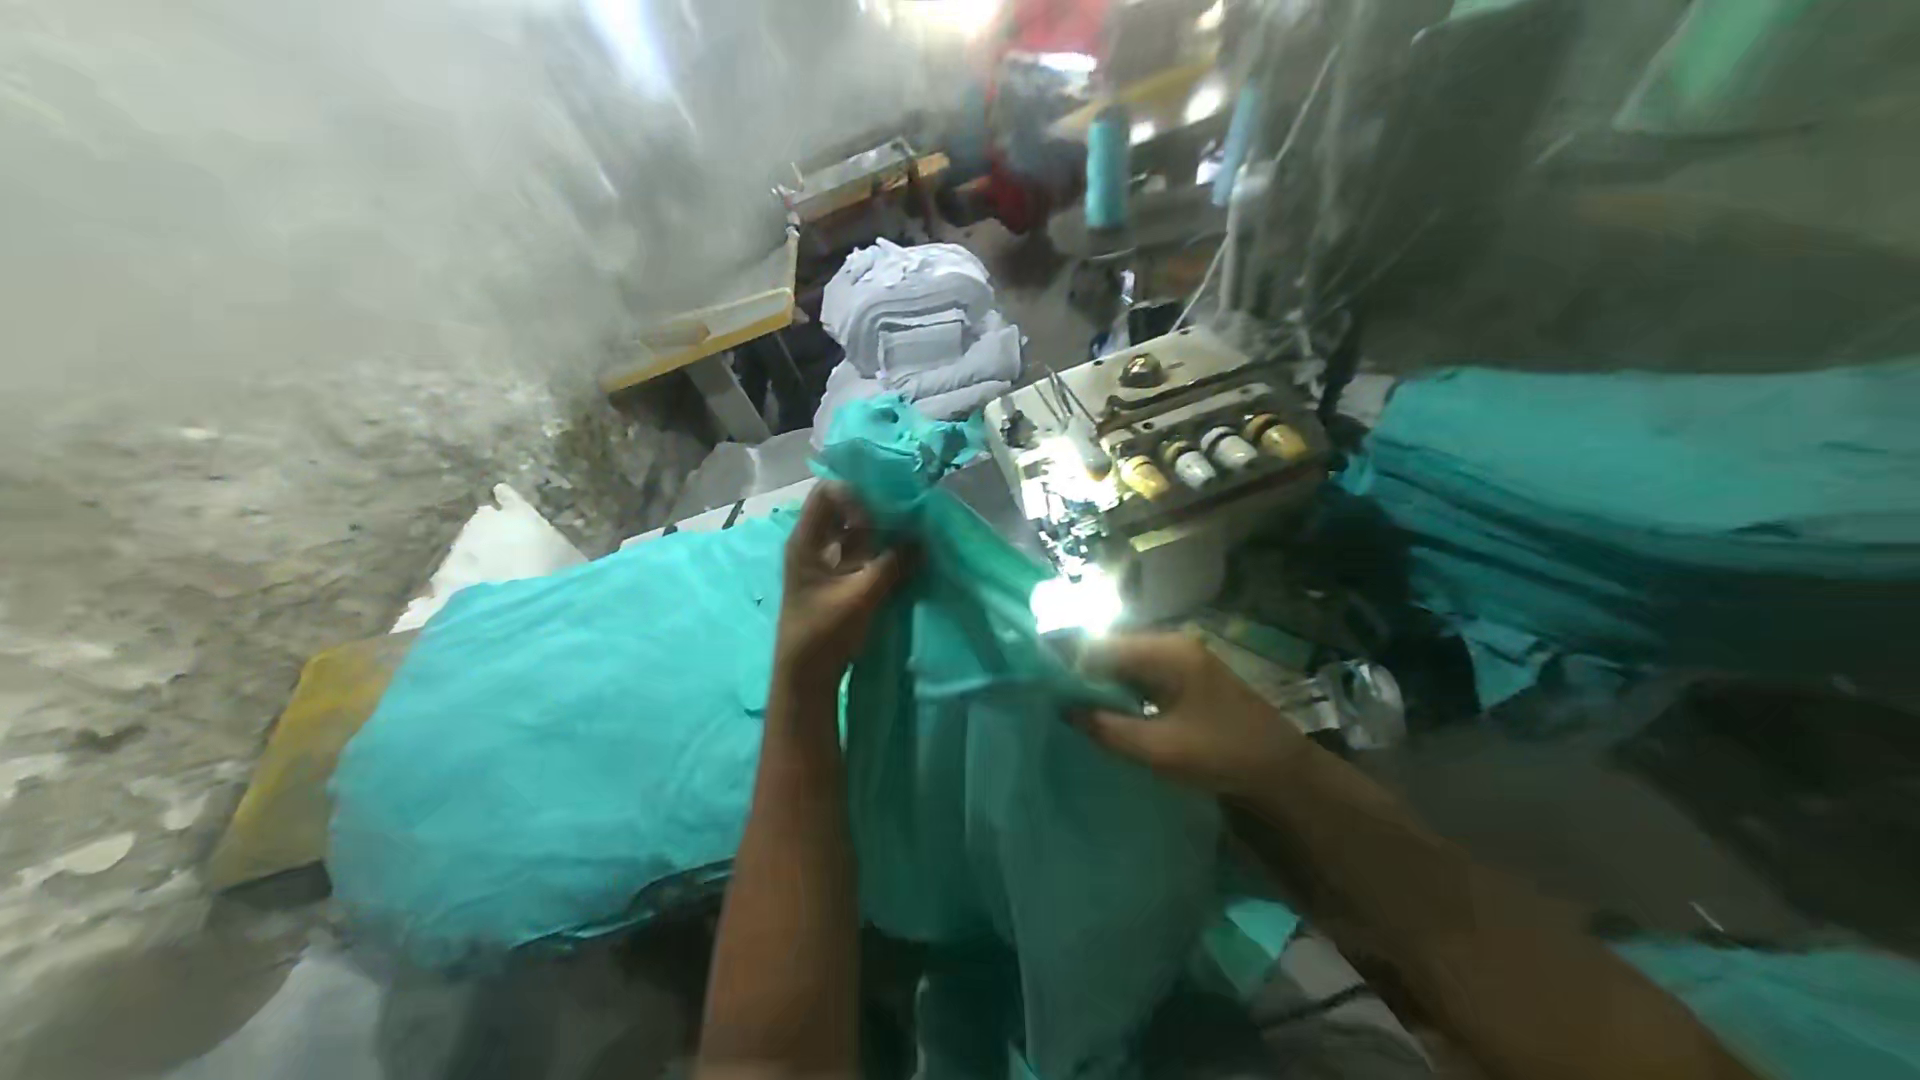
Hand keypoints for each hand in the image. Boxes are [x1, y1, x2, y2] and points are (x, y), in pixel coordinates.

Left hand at [774, 484, 909, 686]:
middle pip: (842, 508)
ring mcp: (824, 560)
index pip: (827, 492)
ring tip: (909, 530)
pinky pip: (859, 551)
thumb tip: (922, 539)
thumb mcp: (860, 596)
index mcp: (806, 541)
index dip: (856, 492)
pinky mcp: (837, 577)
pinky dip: (879, 548)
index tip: (885, 507)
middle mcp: (812, 543)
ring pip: (853, 530)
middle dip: (874, 507)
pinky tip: (903, 552)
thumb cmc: (823, 632)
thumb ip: (892, 565)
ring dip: (880, 529)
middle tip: (906, 512)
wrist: (806, 675)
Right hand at [1073, 632, 1307, 799]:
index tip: (1043, 688)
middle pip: (1112, 651)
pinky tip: (1108, 713)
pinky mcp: (1186, 677)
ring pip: (1125, 665)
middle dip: (1083, 675)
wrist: (1284, 772)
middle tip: (1054, 702)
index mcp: (1167, 652)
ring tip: (1073, 709)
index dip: (1070, 665)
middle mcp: (1172, 645)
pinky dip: (1122, 692)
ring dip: (1102, 685)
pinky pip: (1141, 676)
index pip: (1102, 647)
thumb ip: (1107, 728)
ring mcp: (1181, 660)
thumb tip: (1063, 710)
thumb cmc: (1223, 755)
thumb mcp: (1159, 749)